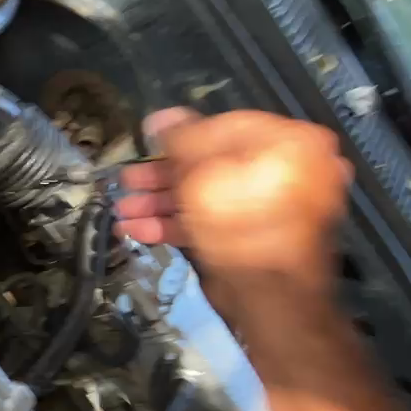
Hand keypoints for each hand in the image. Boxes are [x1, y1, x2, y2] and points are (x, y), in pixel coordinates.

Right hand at [115, 108, 351, 318]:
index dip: (179, 136)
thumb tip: (160, 117)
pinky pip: (210, 221)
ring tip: (122, 211)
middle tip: (126, 181)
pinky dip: (175, 225)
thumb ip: (180, 140)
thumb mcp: (204, 172)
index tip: (144, 144)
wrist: (270, 293)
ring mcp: (267, 208)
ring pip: (205, 196)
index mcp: (288, 144)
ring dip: (159, 204)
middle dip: (161, 176)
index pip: (225, 126)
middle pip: (211, 164)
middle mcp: (284, 171)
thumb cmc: (239, 221)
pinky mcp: (250, 237)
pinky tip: (136, 231)